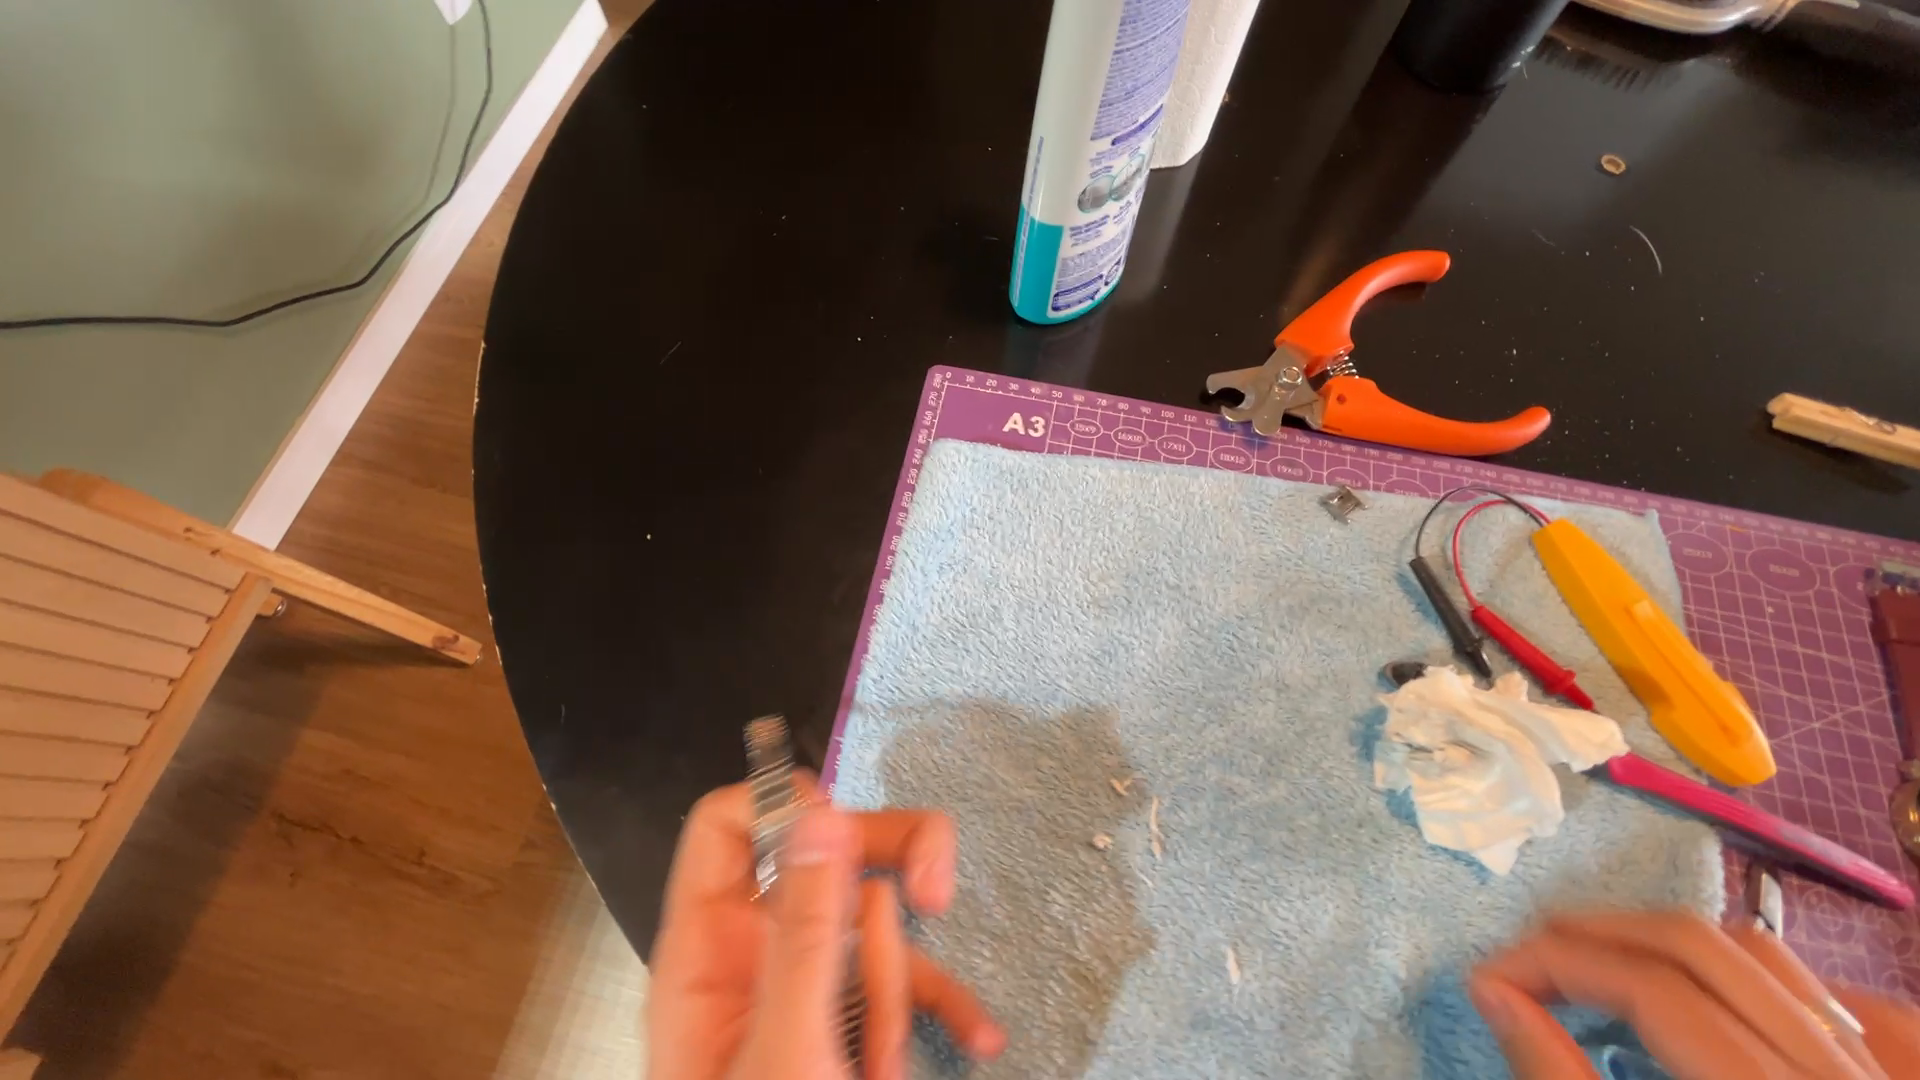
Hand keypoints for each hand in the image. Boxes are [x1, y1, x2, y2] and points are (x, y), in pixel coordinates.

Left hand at [647, 780, 1005, 1079]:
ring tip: (881, 1071)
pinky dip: (940, 1005)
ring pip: (873, 920)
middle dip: (885, 874)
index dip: (780, 806)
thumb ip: (804, 932)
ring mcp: (811, 980)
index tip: (845, 831)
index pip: (726, 828)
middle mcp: (757, 946)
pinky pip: (903, 982)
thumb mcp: (786, 1051)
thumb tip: (822, 812)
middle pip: (823, 852)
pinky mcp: (853, 1018)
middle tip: (939, 888)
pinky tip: (979, 1036)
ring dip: (897, 989)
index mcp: (707, 944)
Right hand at [1470, 911, 1919, 1078]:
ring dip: (1656, 945)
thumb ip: (1557, 1079)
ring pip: (1760, 957)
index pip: (1648, 987)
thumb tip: (1490, 988)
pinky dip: (1749, 978)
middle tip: (1523, 960)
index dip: (1551, 963)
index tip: (1487, 979)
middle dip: (1589, 934)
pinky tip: (1701, 999)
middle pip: (1698, 948)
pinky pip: (1837, 1001)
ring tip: (1593, 969)